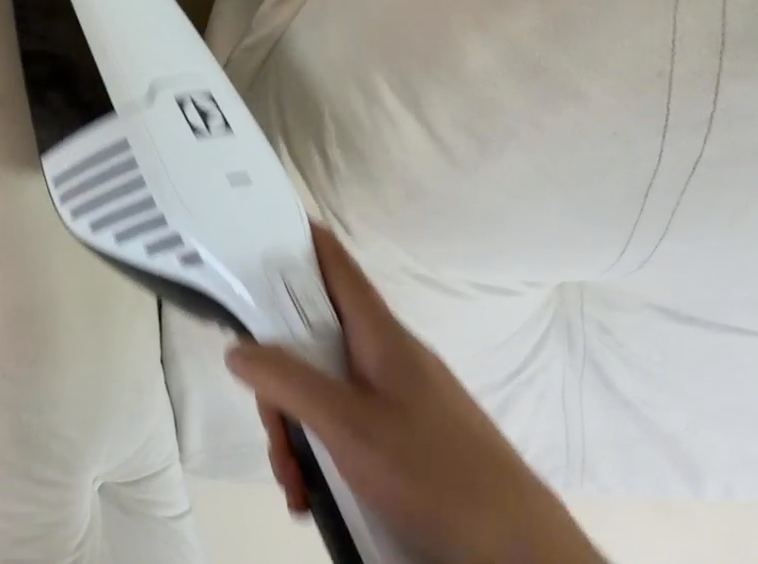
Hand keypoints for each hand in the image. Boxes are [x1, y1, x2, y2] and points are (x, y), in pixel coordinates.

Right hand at [225, 228, 603, 563]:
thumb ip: (285, 381)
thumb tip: (236, 349)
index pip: (334, 266)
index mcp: (380, 337)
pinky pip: (342, 428)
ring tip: (296, 484)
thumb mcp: (346, 424)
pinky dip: (319, 456)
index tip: (255, 226)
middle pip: (309, 343)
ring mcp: (396, 400)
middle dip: (278, 387)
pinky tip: (315, 496)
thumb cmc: (434, 473)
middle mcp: (386, 359)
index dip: (298, 239)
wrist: (521, 555)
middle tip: (273, 434)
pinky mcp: (403, 438)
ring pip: (320, 392)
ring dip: (295, 435)